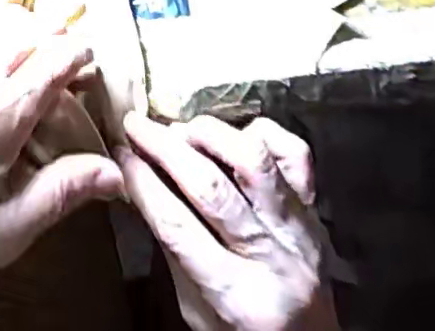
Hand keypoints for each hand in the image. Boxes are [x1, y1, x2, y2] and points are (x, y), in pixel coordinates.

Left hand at [0, 0, 124, 329]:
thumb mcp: (3, 234)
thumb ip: (59, 195)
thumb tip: (115, 172)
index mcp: (2, 119)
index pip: (52, 69)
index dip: (76, 55)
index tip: (90, 52)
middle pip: (23, 38)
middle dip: (50, 34)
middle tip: (65, 38)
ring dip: (12, 15)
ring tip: (29, 13)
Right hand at [117, 113, 336, 330]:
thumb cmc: (240, 330)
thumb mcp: (195, 306)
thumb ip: (170, 243)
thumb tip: (134, 177)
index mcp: (241, 298)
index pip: (177, 225)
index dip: (140, 181)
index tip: (117, 153)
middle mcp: (275, 260)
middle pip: (211, 186)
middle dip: (162, 146)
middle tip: (134, 124)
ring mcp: (303, 230)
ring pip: (253, 160)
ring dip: (207, 134)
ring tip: (180, 129)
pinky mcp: (317, 208)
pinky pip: (294, 154)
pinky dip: (259, 133)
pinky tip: (231, 136)